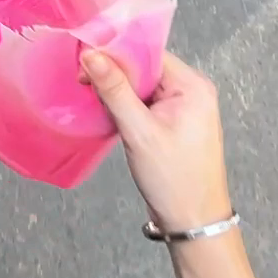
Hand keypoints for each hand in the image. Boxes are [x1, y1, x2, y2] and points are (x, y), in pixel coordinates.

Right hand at [81, 49, 231, 232]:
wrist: (194, 225)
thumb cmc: (172, 178)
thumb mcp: (139, 131)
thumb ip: (114, 89)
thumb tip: (89, 52)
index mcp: (192, 86)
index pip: (146, 52)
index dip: (113, 53)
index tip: (83, 64)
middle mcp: (191, 89)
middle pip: (142, 64)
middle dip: (112, 71)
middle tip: (83, 81)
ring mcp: (183, 105)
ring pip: (139, 81)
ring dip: (115, 87)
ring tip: (93, 96)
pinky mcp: (172, 119)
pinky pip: (142, 97)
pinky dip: (122, 100)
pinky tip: (107, 109)